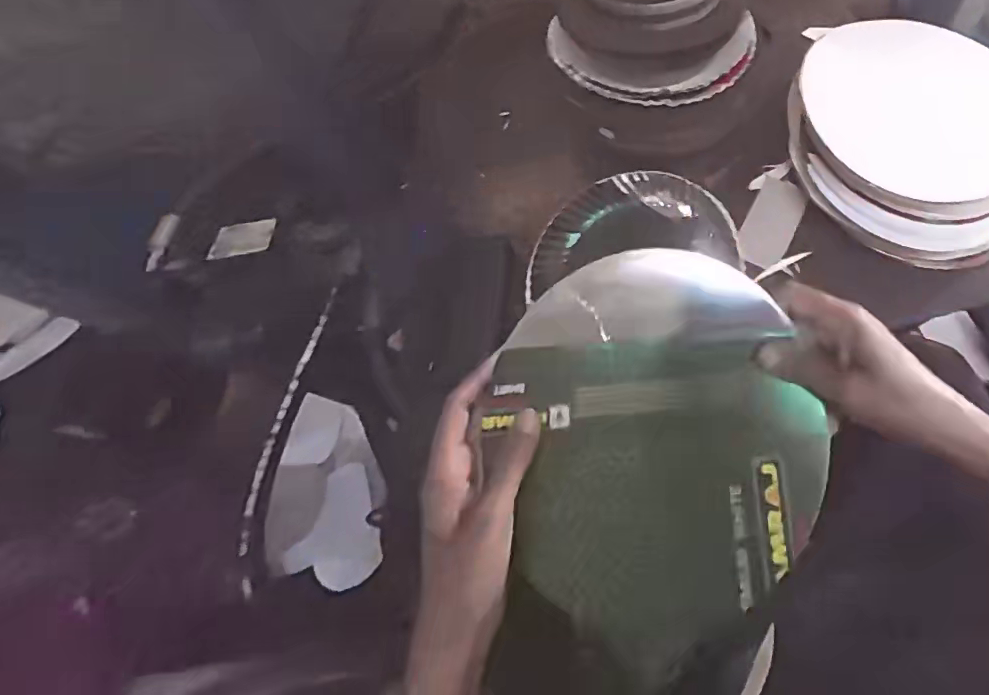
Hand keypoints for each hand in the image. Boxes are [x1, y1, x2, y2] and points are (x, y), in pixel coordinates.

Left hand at [406, 356, 540, 694]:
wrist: (456, 634)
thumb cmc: (468, 574)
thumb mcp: (492, 515)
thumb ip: (510, 463)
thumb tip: (530, 410)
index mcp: (443, 471)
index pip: (455, 410)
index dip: (477, 379)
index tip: (508, 355)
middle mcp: (450, 475)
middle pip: (469, 422)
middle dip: (496, 394)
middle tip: (536, 372)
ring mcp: (464, 493)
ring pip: (484, 444)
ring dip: (507, 420)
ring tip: (544, 397)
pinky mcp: (480, 509)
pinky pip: (496, 466)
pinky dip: (515, 448)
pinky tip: (542, 445)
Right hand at [754, 283, 988, 456]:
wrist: (945, 425)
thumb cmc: (898, 403)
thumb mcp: (845, 389)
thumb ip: (801, 368)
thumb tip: (757, 351)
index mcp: (844, 317)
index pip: (792, 294)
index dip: (764, 306)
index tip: (737, 328)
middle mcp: (846, 319)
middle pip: (798, 316)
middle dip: (774, 336)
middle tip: (744, 359)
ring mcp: (852, 338)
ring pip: (808, 338)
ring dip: (793, 359)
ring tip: (765, 380)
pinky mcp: (857, 356)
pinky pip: (823, 356)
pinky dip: (812, 372)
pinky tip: (803, 398)